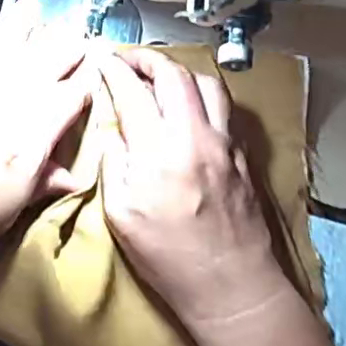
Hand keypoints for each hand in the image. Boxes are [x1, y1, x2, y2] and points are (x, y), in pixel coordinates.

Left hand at [0, 18, 94, 269]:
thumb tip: (73, 179)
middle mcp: (14, 94)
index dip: (89, 77)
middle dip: (65, 43)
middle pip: (49, 57)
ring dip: (20, 22)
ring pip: (7, 41)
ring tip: (29, 6)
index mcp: (39, 126)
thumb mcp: (14, 204)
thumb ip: (43, 182)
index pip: (75, 92)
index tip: (98, 63)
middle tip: (74, 33)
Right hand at [98, 49, 292, 330]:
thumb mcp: (121, 216)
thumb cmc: (167, 257)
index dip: (114, 71)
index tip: (102, 62)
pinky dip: (202, 95)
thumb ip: (114, 167)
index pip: (134, 93)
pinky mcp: (243, 157)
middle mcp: (196, 139)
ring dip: (180, 72)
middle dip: (147, 59)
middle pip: (175, 76)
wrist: (231, 287)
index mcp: (159, 153)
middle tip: (127, 60)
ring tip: (158, 76)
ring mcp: (226, 146)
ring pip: (208, 85)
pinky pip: (225, 109)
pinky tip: (187, 107)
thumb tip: (112, 135)